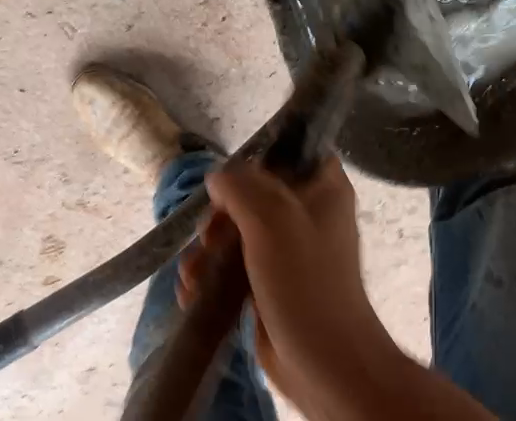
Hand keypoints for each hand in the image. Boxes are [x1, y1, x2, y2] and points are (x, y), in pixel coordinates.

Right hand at [179, 157, 495, 420]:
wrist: (321, 360)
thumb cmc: (304, 280)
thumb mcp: (271, 218)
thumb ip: (241, 186)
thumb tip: (218, 176)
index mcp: (324, 187)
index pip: (289, 154)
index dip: (257, 164)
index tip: (231, 183)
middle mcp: (309, 213)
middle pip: (253, 196)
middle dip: (221, 216)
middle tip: (209, 237)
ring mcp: (289, 252)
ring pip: (239, 234)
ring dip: (208, 251)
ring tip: (192, 274)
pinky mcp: (271, 286)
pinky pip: (235, 269)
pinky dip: (212, 277)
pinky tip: (191, 291)